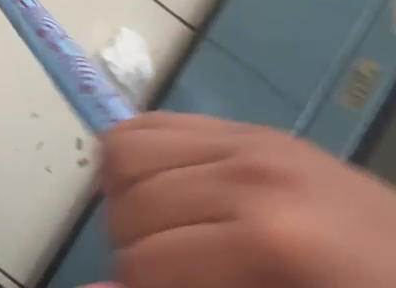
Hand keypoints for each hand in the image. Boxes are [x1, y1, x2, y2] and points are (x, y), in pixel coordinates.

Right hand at [95, 113, 395, 287]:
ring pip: (130, 145)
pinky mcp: (260, 133)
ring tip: (161, 238)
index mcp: (266, 234)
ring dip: (130, 197)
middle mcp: (248, 170)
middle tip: (160, 277)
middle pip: (129, 193)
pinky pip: (163, 122)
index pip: (144, 257)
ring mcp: (253, 140)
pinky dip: (146, 157)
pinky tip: (174, 198)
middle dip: (130, 247)